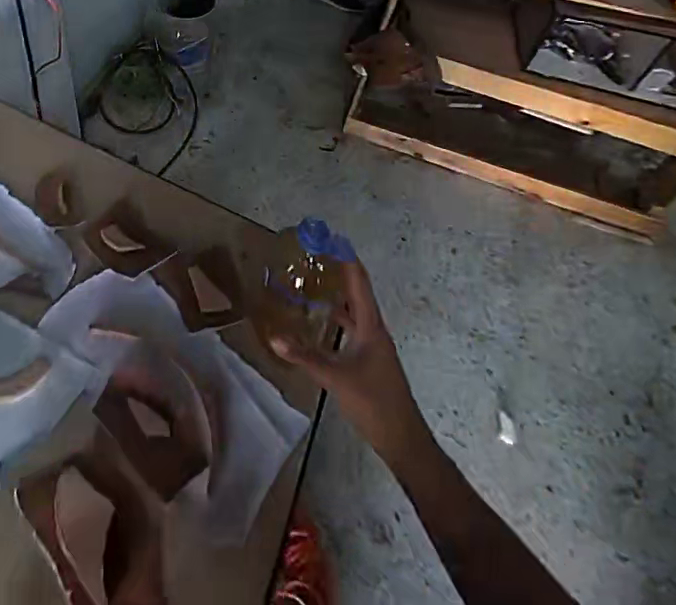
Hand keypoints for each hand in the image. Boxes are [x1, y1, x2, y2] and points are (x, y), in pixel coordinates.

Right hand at [270, 260, 430, 462]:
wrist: (401, 436)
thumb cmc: (373, 402)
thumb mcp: (336, 378)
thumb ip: (306, 357)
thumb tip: (275, 336)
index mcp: (371, 326)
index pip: (360, 283)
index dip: (347, 260)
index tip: (331, 240)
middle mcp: (374, 330)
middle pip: (358, 293)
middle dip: (340, 273)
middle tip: (316, 257)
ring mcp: (373, 346)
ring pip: (355, 311)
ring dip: (339, 295)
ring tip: (315, 283)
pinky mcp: (369, 359)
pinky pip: (352, 328)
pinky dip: (338, 319)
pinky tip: (322, 322)